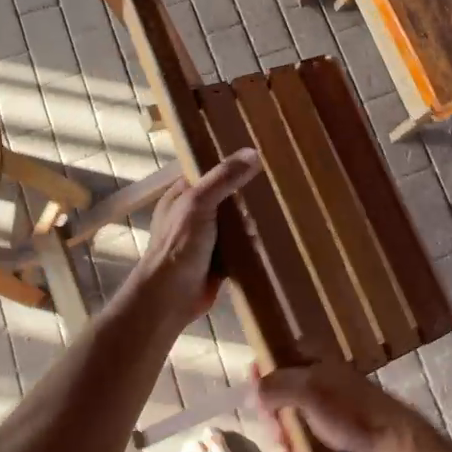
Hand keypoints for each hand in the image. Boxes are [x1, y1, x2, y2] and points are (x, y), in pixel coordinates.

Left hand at [129, 148, 262, 322]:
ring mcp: (205, 240)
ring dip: (252, 222)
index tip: (256, 159)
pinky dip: (253, 245)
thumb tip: (253, 153)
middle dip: (245, 197)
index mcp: (181, 196)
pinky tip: (274, 238)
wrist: (171, 297)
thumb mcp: (199, 203)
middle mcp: (192, 216)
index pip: (207, 172)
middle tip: (275, 187)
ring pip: (234, 224)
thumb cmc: (179, 245)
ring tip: (280, 211)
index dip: (228, 165)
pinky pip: (240, 248)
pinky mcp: (217, 262)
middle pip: (225, 198)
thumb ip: (223, 178)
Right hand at [251, 362, 438, 451]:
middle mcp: (324, 379)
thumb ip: (277, 385)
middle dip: (274, 411)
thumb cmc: (350, 413)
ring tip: (287, 450)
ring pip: (294, 415)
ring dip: (285, 433)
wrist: (391, 446)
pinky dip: (300, 446)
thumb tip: (254, 389)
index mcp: (319, 360)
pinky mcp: (337, 431)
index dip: (266, 368)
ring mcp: (331, 406)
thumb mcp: (309, 392)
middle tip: (275, 428)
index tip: (255, 390)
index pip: (284, 353)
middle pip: (284, 389)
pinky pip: (308, 435)